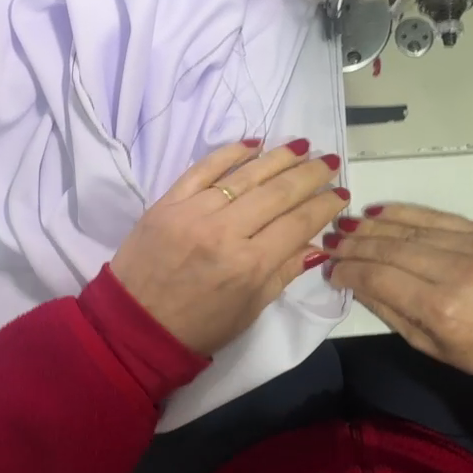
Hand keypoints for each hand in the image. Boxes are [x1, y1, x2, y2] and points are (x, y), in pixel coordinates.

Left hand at [111, 139, 345, 354]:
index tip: (340, 193)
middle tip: (329, 162)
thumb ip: (283, 272)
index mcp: (250, 265)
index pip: (298, 223)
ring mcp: (194, 213)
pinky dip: (229, 153)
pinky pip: (203, 169)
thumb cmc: (198, 328)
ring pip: (245, 175)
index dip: (324, 206)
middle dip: (309, 174)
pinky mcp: (168, 202)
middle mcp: (225, 232)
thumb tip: (317, 245)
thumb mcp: (250, 310)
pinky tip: (254, 144)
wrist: (132, 327)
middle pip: (277, 193)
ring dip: (278, 158)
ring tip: (302, 146)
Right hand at [325, 204, 472, 379]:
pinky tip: (379, 213)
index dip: (349, 269)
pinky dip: (406, 212)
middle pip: (393, 248)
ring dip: (374, 225)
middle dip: (356, 244)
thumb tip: (349, 277)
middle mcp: (459, 272)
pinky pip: (439, 216)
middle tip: (330, 240)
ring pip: (412, 228)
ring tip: (348, 225)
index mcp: (442, 309)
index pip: (380, 277)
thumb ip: (385, 307)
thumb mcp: (424, 344)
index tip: (329, 266)